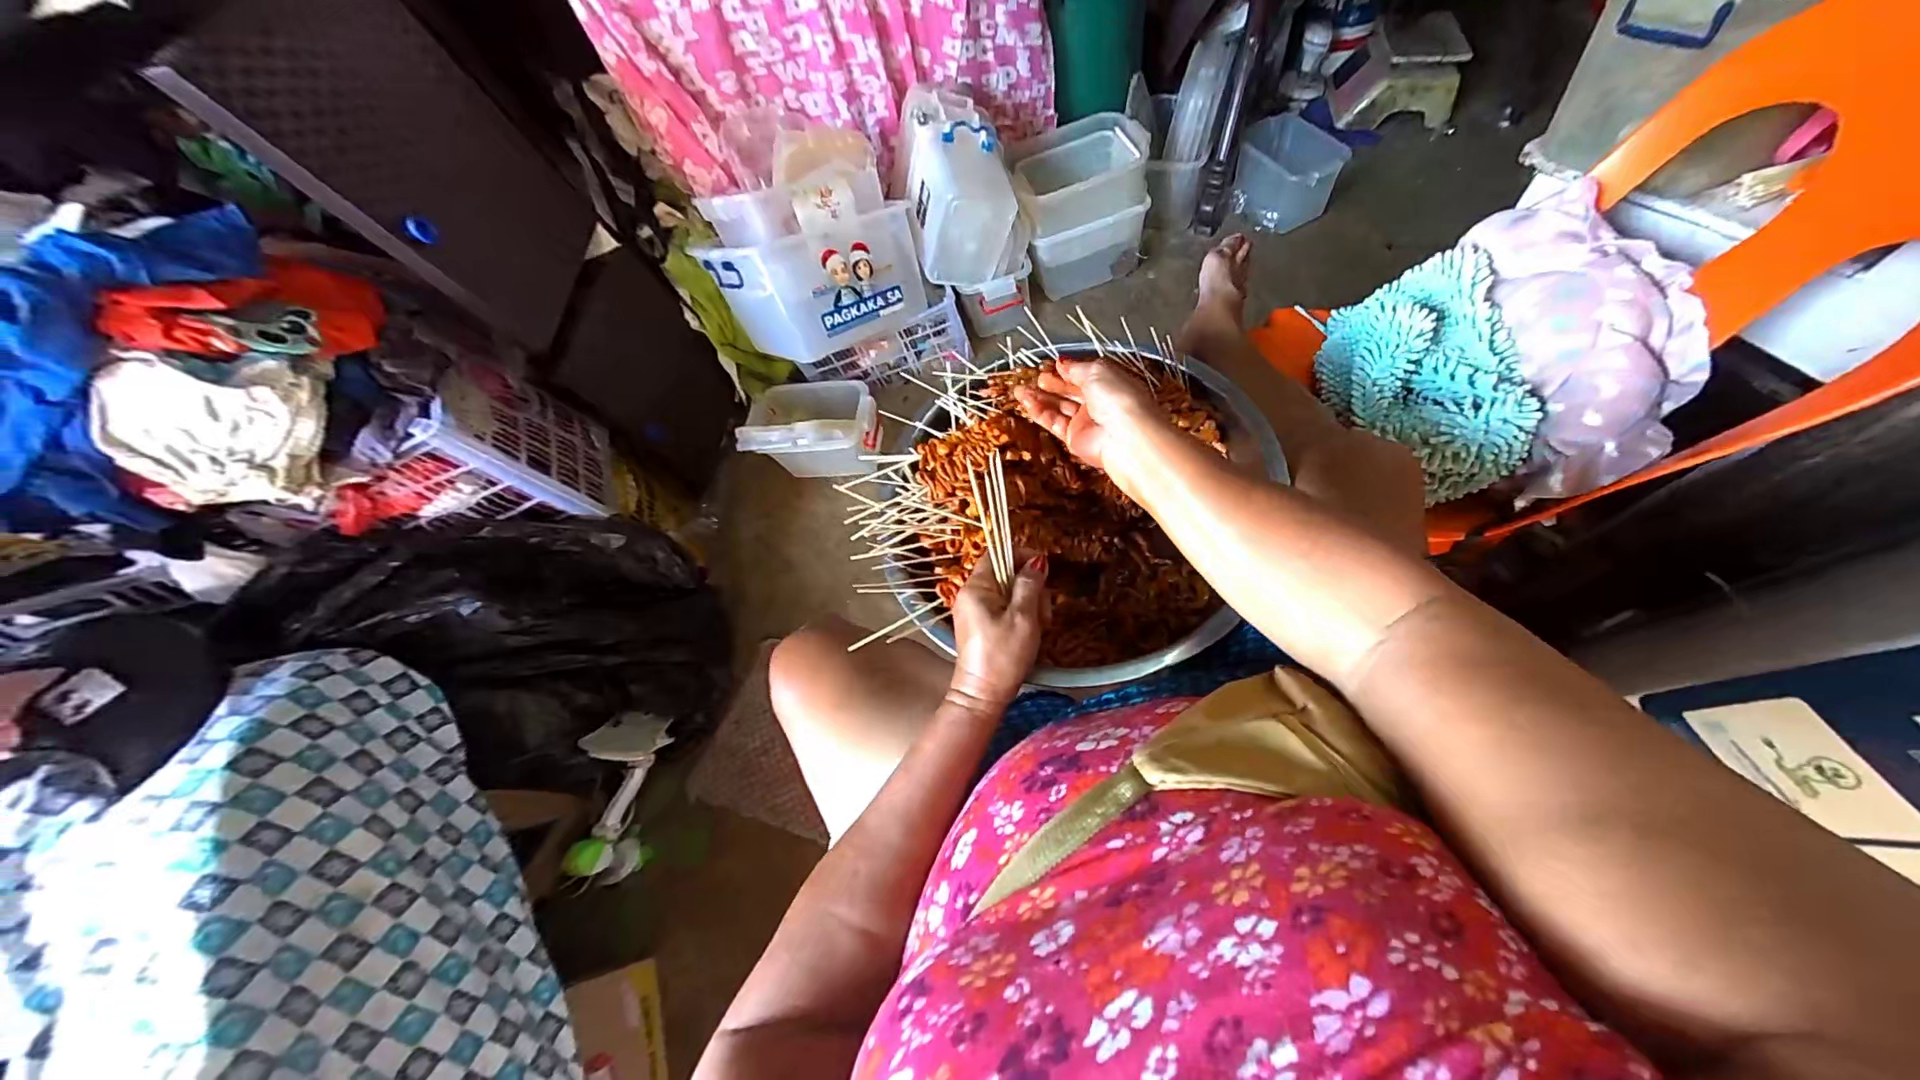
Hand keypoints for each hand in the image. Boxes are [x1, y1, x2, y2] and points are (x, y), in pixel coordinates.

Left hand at [946, 552, 1047, 711]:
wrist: (982, 695)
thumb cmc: (1003, 655)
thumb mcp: (1024, 617)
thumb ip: (1030, 585)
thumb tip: (1036, 560)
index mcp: (975, 588)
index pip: (997, 554)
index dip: (1021, 556)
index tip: (1043, 568)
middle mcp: (970, 595)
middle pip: (1006, 574)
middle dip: (1030, 588)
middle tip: (1042, 611)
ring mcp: (975, 611)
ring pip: (1009, 593)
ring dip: (1029, 605)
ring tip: (1038, 627)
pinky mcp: (981, 626)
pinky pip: (1004, 610)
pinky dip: (1021, 617)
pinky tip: (1031, 633)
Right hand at [1012, 359, 1163, 473]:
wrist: (1123, 435)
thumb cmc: (1119, 399)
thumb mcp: (1096, 371)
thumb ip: (1075, 367)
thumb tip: (1062, 361)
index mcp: (1108, 383)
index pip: (1083, 375)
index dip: (1066, 370)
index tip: (1050, 365)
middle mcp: (1097, 403)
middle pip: (1069, 392)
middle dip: (1051, 384)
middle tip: (1033, 378)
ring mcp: (1085, 422)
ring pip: (1058, 407)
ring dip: (1040, 398)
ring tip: (1021, 390)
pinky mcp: (1074, 438)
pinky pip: (1053, 423)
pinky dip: (1040, 413)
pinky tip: (1027, 403)